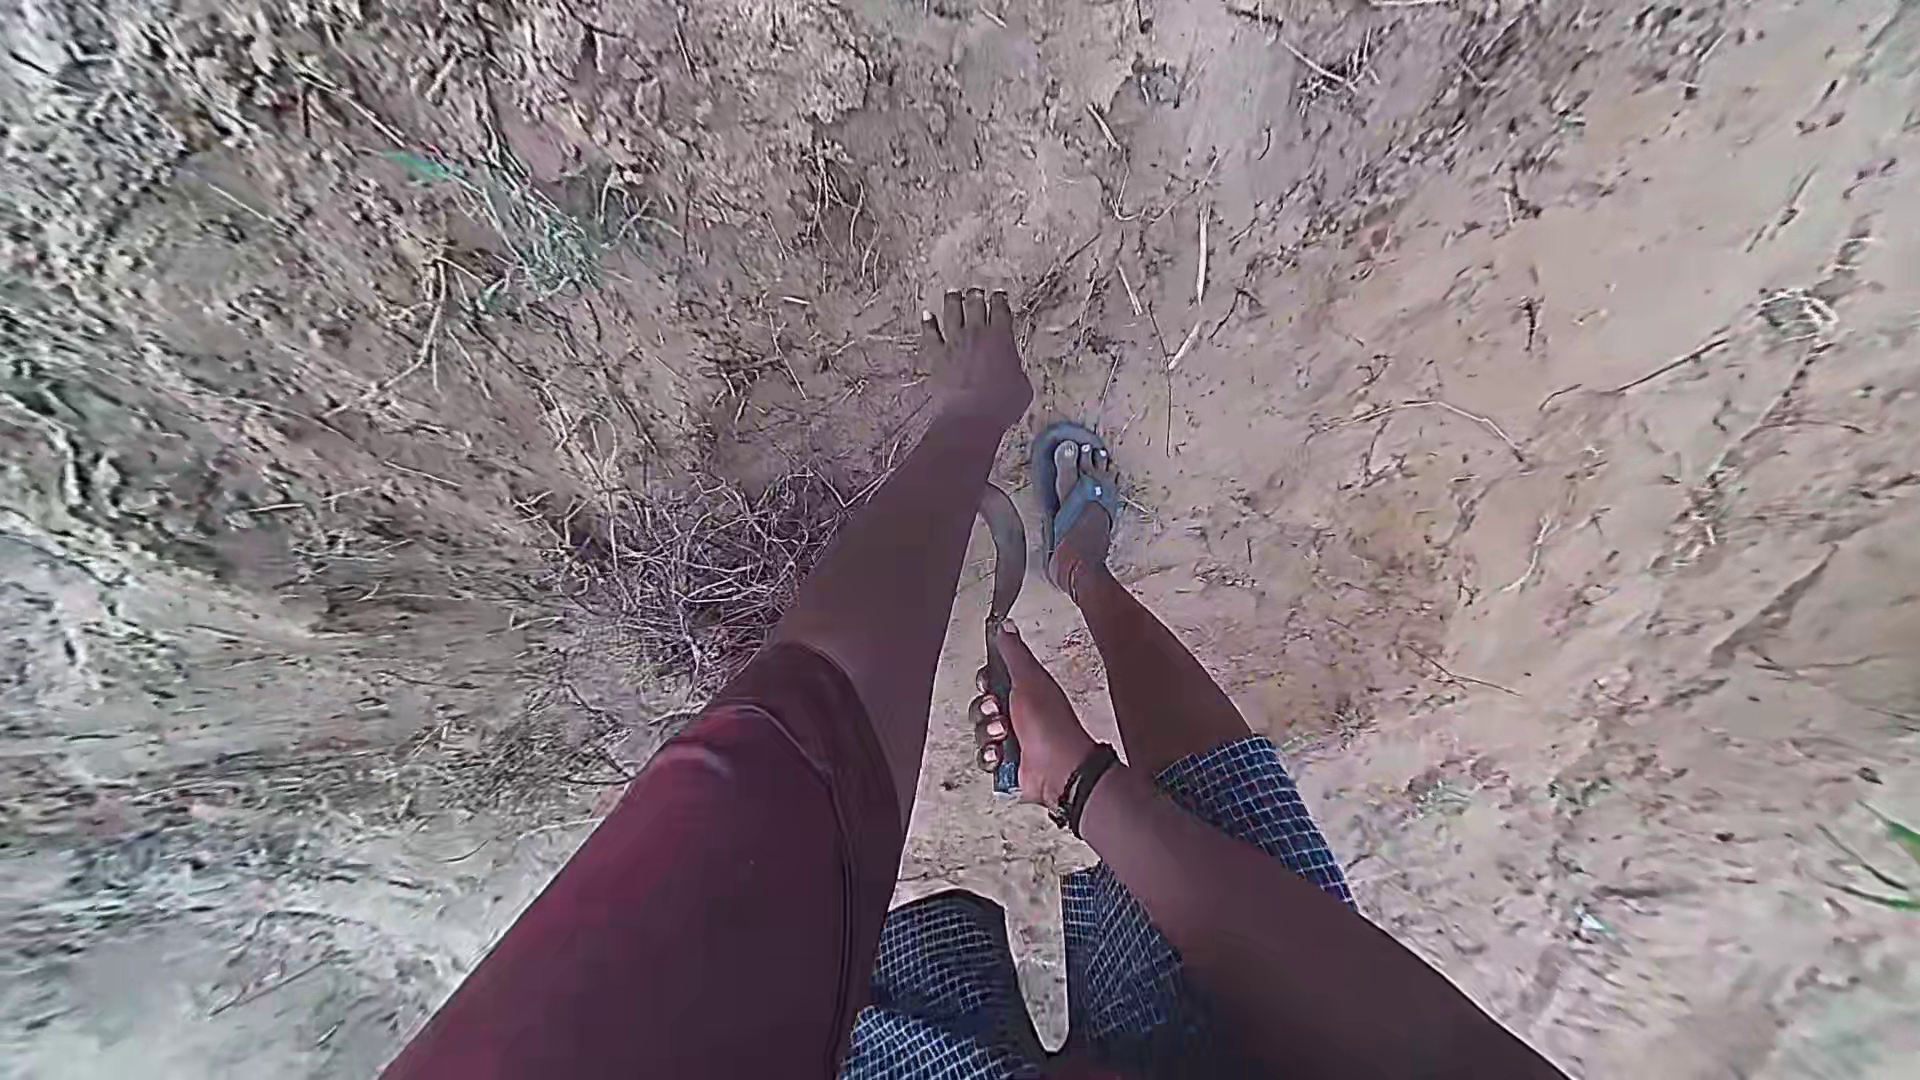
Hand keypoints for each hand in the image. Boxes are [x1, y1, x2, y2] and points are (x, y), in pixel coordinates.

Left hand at [922, 289, 1032, 429]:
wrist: (970, 418)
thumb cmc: (1001, 405)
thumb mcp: (1022, 387)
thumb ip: (1016, 370)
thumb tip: (1013, 371)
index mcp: (1001, 337)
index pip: (1001, 309)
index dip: (1000, 300)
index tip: (999, 296)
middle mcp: (977, 333)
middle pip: (975, 304)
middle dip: (976, 295)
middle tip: (976, 292)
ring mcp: (954, 342)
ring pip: (952, 311)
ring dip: (953, 300)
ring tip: (953, 294)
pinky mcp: (936, 355)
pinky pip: (930, 333)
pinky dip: (928, 323)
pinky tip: (927, 315)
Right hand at [973, 622, 1096, 806]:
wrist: (1059, 769)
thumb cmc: (1050, 723)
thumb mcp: (1030, 679)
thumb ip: (1014, 652)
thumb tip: (1006, 626)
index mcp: (1025, 689)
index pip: (991, 679)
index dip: (986, 682)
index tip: (990, 686)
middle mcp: (1018, 712)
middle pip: (981, 705)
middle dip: (985, 710)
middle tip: (999, 712)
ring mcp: (1012, 738)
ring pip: (979, 731)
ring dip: (988, 733)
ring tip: (1004, 736)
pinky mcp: (1007, 762)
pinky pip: (984, 756)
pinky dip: (991, 756)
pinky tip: (1002, 754)